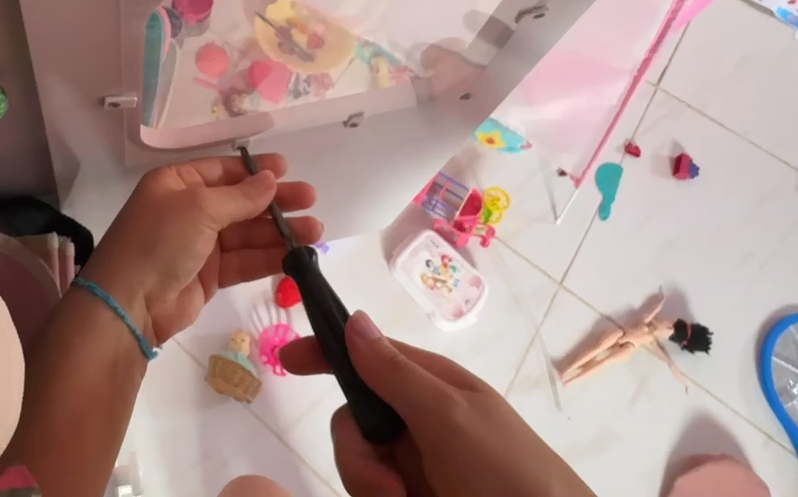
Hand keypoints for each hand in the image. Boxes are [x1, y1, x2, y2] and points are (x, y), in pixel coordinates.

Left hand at [78, 153, 321, 345]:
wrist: (130, 303)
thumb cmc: (159, 240)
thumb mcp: (199, 208)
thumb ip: (239, 197)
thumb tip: (270, 179)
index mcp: (177, 183)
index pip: (222, 171)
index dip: (255, 170)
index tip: (287, 168)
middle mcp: (188, 209)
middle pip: (239, 201)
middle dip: (275, 201)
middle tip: (311, 200)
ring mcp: (199, 243)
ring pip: (246, 232)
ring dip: (279, 231)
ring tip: (315, 230)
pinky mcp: (209, 275)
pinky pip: (244, 260)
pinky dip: (268, 257)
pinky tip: (296, 254)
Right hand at [280, 315, 593, 496]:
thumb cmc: (510, 477)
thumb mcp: (450, 419)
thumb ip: (394, 373)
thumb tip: (352, 318)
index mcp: (430, 389)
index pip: (366, 356)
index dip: (326, 353)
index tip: (286, 362)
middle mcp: (418, 426)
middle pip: (353, 422)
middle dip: (360, 459)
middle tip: (389, 490)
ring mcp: (418, 470)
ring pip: (360, 468)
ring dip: (373, 490)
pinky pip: (374, 493)